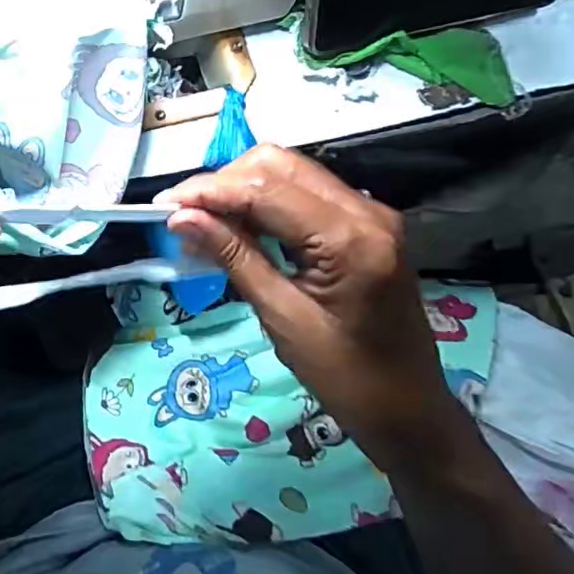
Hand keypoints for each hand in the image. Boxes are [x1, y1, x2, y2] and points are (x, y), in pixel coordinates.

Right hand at [156, 145, 466, 474]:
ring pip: (288, 171)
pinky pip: (302, 191)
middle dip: (224, 183)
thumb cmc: (346, 375)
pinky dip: (263, 200)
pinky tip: (238, 225)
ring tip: (204, 221)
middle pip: (277, 165)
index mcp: (350, 238)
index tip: (165, 206)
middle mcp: (365, 210)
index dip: (210, 192)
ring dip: (241, 188)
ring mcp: (368, 213)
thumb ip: (233, 256)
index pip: (265, 190)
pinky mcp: (362, 222)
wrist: (408, 409)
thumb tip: (182, 218)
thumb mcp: (281, 315)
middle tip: (185, 216)